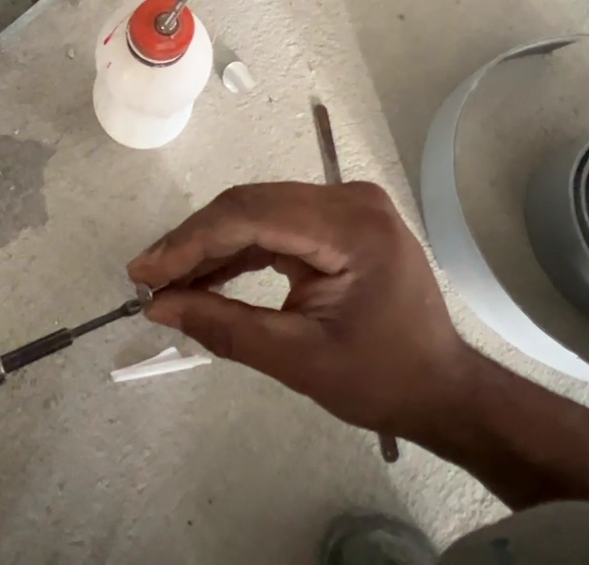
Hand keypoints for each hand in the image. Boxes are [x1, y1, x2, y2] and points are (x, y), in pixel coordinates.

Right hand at [126, 182, 473, 441]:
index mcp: (352, 227)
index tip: (144, 272)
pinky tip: (204, 275)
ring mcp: (345, 206)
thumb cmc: (383, 379)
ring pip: (256, 212)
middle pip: (249, 207)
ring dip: (210, 246)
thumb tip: (158, 306)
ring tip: (166, 279)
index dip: (190, 242)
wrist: (444, 389)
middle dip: (194, 242)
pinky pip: (274, 225)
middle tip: (147, 276)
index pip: (251, 216)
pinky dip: (237, 250)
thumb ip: (224, 327)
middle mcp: (349, 200)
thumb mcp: (298, 359)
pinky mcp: (337, 221)